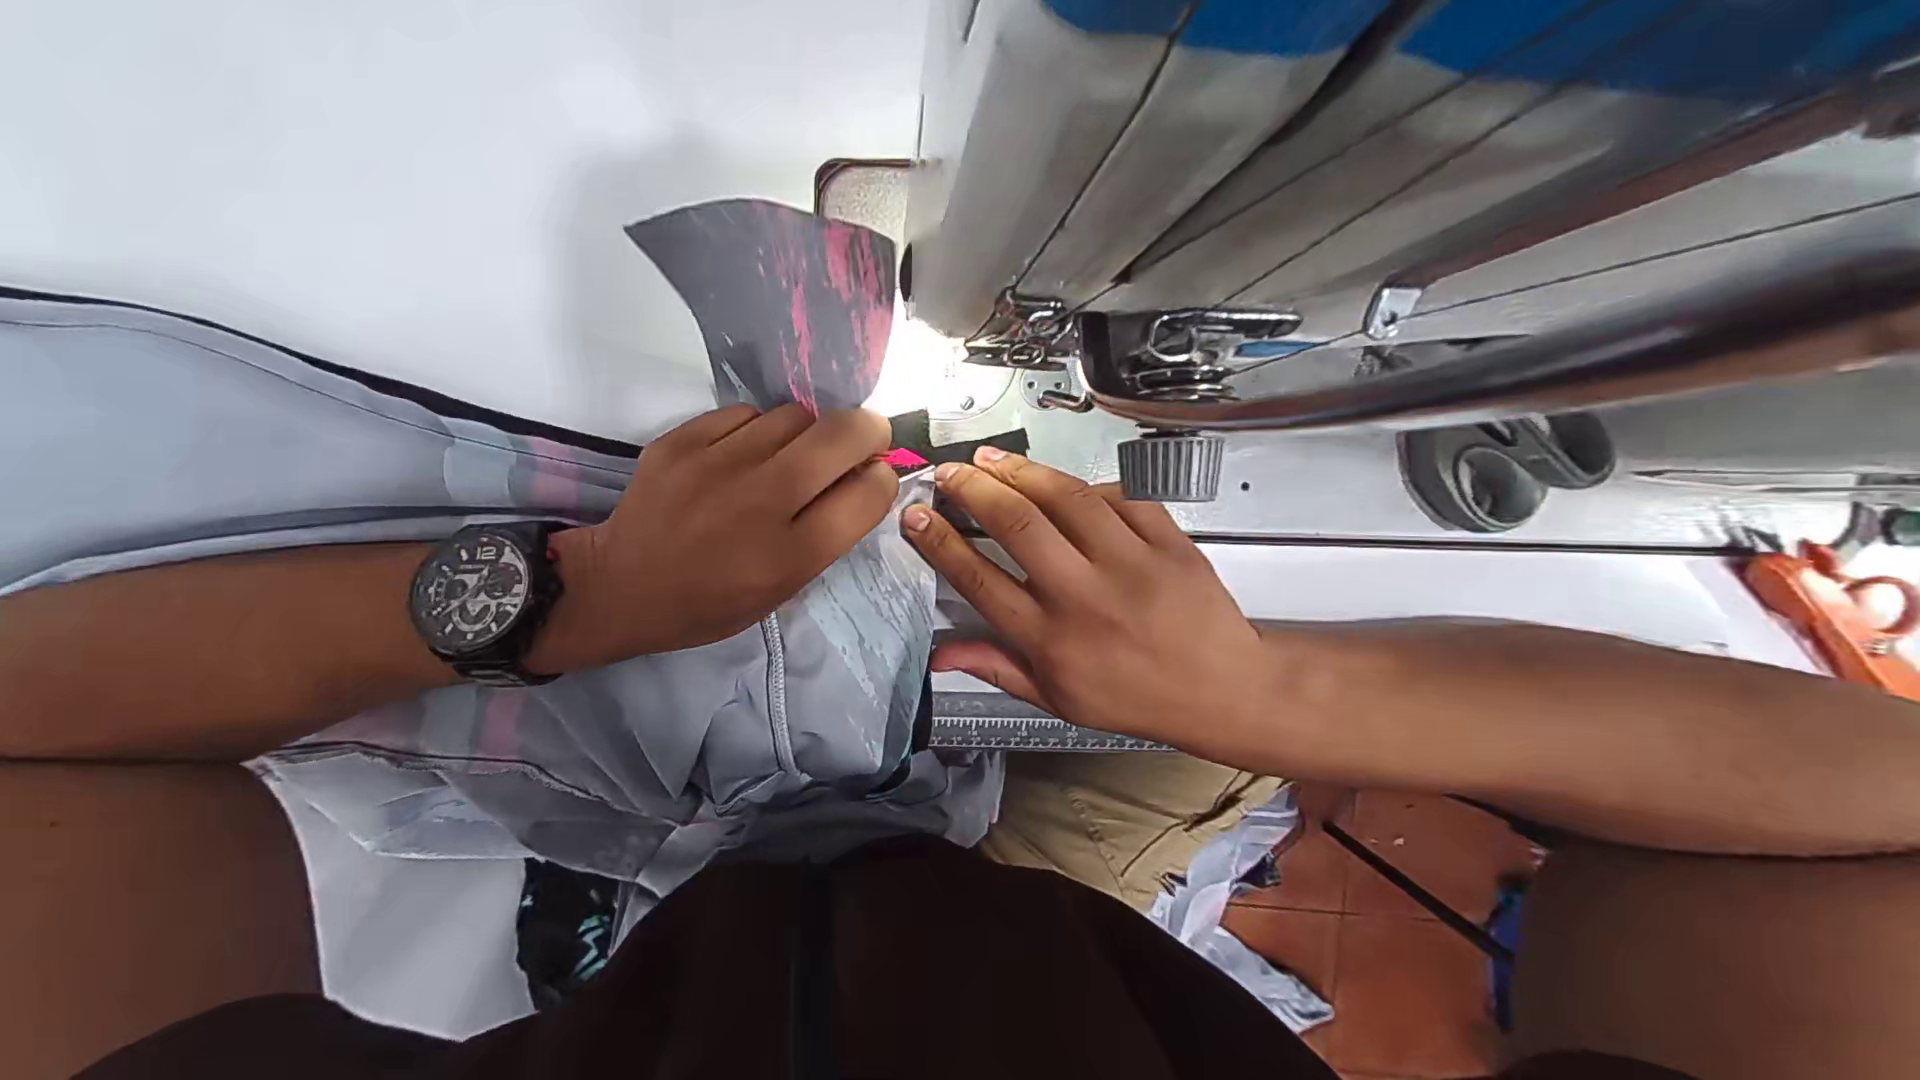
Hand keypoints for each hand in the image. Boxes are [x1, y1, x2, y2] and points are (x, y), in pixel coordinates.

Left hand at [531, 404, 896, 669]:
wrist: (621, 586)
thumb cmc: (712, 602)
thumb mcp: (784, 589)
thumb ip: (829, 535)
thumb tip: (864, 476)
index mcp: (790, 555)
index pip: (868, 492)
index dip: (883, 479)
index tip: (872, 479)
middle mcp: (759, 504)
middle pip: (842, 434)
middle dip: (868, 431)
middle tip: (861, 441)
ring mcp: (716, 465)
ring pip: (796, 414)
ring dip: (809, 432)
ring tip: (790, 456)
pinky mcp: (681, 441)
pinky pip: (748, 413)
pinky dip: (759, 429)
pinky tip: (744, 454)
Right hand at [900, 448, 1274, 749]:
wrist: (1220, 688)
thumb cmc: (1136, 696)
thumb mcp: (1057, 698)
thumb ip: (996, 667)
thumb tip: (940, 655)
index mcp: (1053, 639)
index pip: (980, 581)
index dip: (940, 543)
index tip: (918, 517)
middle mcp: (1086, 597)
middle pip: (1017, 526)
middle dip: (973, 490)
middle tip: (950, 472)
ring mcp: (1130, 564)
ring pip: (1066, 499)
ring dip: (1022, 471)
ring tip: (992, 459)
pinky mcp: (1167, 541)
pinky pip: (1121, 496)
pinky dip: (1088, 483)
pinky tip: (1064, 482)